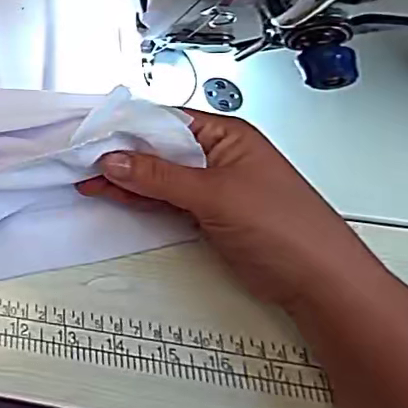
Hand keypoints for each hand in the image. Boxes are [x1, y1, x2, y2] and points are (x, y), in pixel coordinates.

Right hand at [77, 110, 387, 312]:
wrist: (324, 287)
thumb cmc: (291, 231)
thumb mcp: (216, 195)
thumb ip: (159, 176)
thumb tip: (114, 159)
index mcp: (227, 135)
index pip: (164, 120)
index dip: (126, 127)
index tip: (93, 137)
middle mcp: (217, 154)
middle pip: (156, 146)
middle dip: (120, 154)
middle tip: (83, 159)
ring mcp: (211, 183)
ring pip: (155, 173)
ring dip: (124, 176)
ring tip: (88, 178)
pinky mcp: (206, 210)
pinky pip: (162, 195)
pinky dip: (137, 196)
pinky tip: (113, 193)